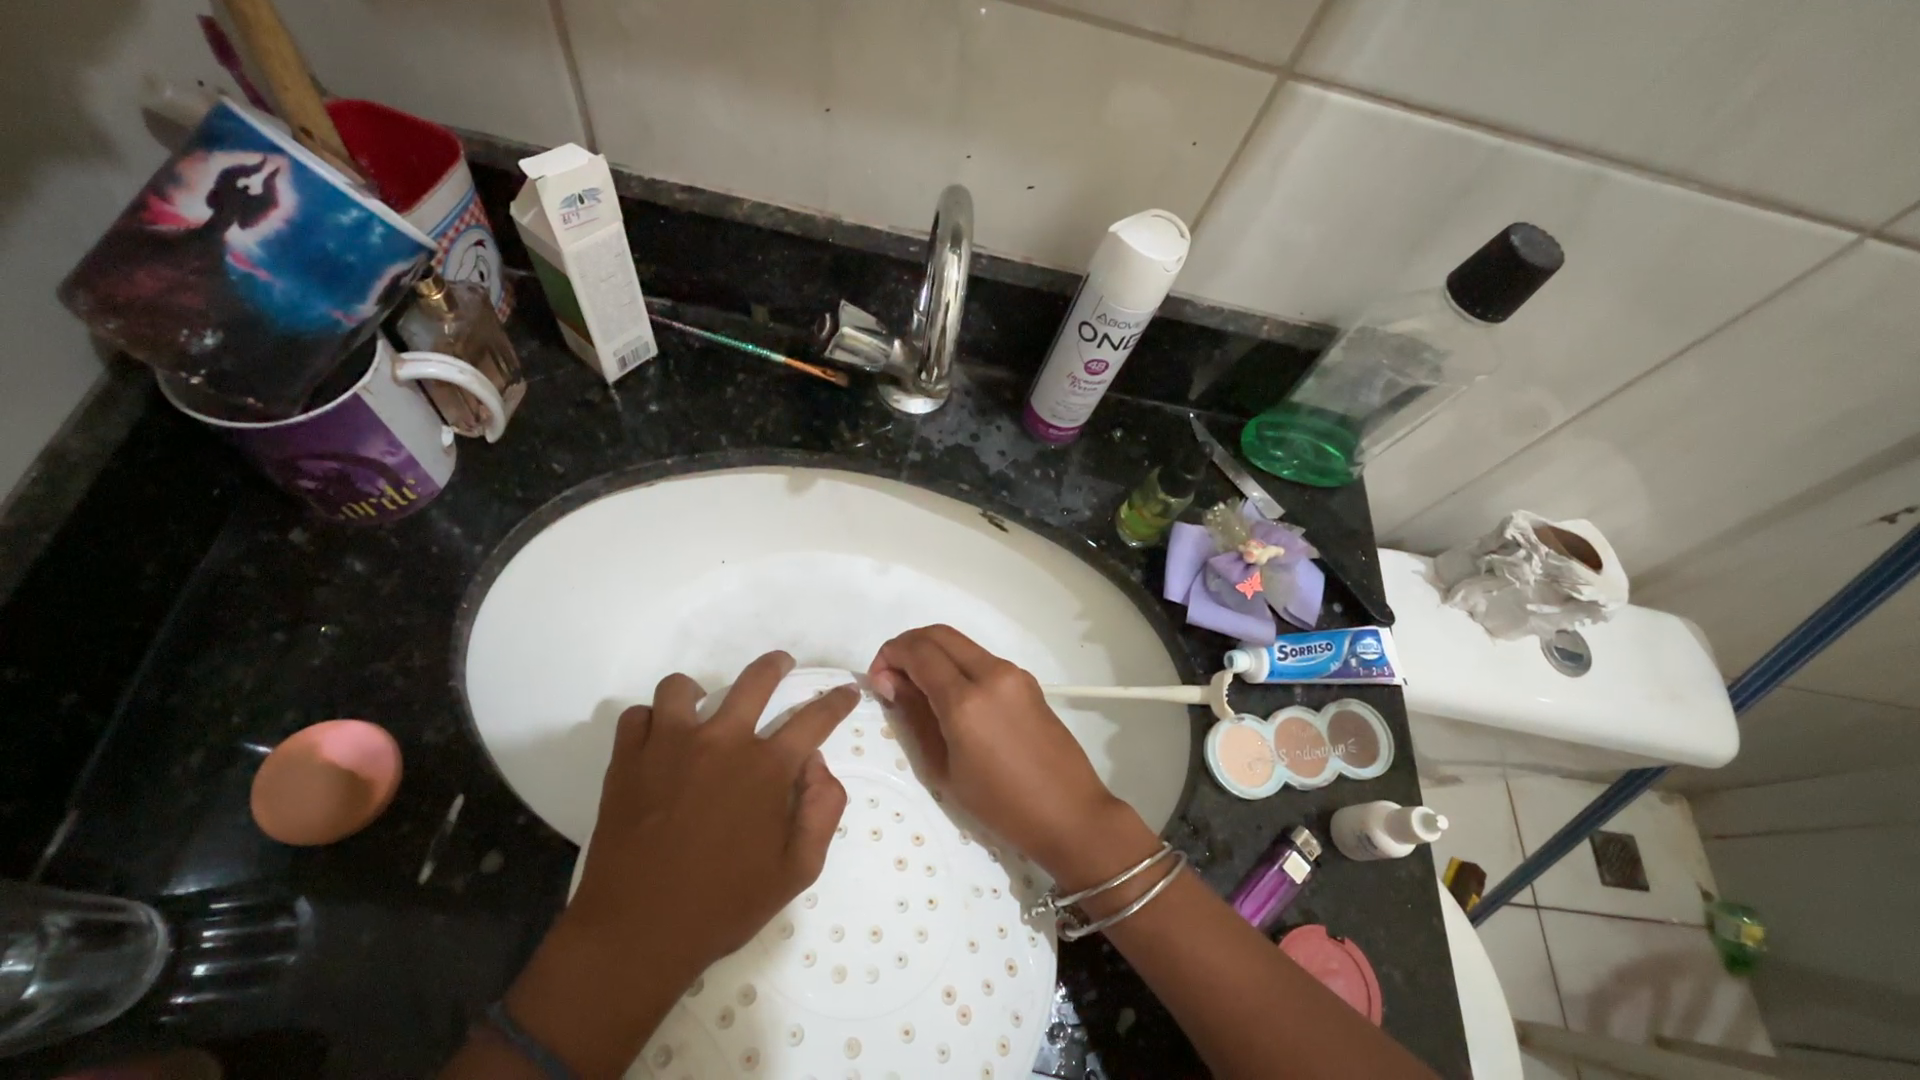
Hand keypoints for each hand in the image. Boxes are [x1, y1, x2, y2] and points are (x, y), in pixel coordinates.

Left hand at [567, 651, 858, 971]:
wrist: (638, 932)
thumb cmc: (724, 905)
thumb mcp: (797, 870)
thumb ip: (823, 811)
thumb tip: (818, 765)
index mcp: (767, 768)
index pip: (814, 718)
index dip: (836, 701)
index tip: (846, 691)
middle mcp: (721, 742)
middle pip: (755, 680)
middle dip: (776, 665)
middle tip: (782, 665)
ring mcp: (668, 745)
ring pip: (683, 687)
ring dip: (700, 694)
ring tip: (703, 710)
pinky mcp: (626, 760)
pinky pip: (638, 716)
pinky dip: (651, 723)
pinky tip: (659, 743)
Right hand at [867, 626, 1147, 880]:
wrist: (1069, 813)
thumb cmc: (1000, 805)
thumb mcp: (944, 768)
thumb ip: (915, 717)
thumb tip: (891, 682)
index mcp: (966, 699)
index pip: (917, 652)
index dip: (889, 657)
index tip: (878, 681)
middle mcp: (991, 673)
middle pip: (938, 634)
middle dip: (908, 646)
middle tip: (892, 676)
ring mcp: (1014, 674)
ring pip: (961, 643)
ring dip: (933, 653)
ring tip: (918, 689)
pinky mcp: (1028, 682)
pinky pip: (982, 660)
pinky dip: (957, 664)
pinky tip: (950, 697)